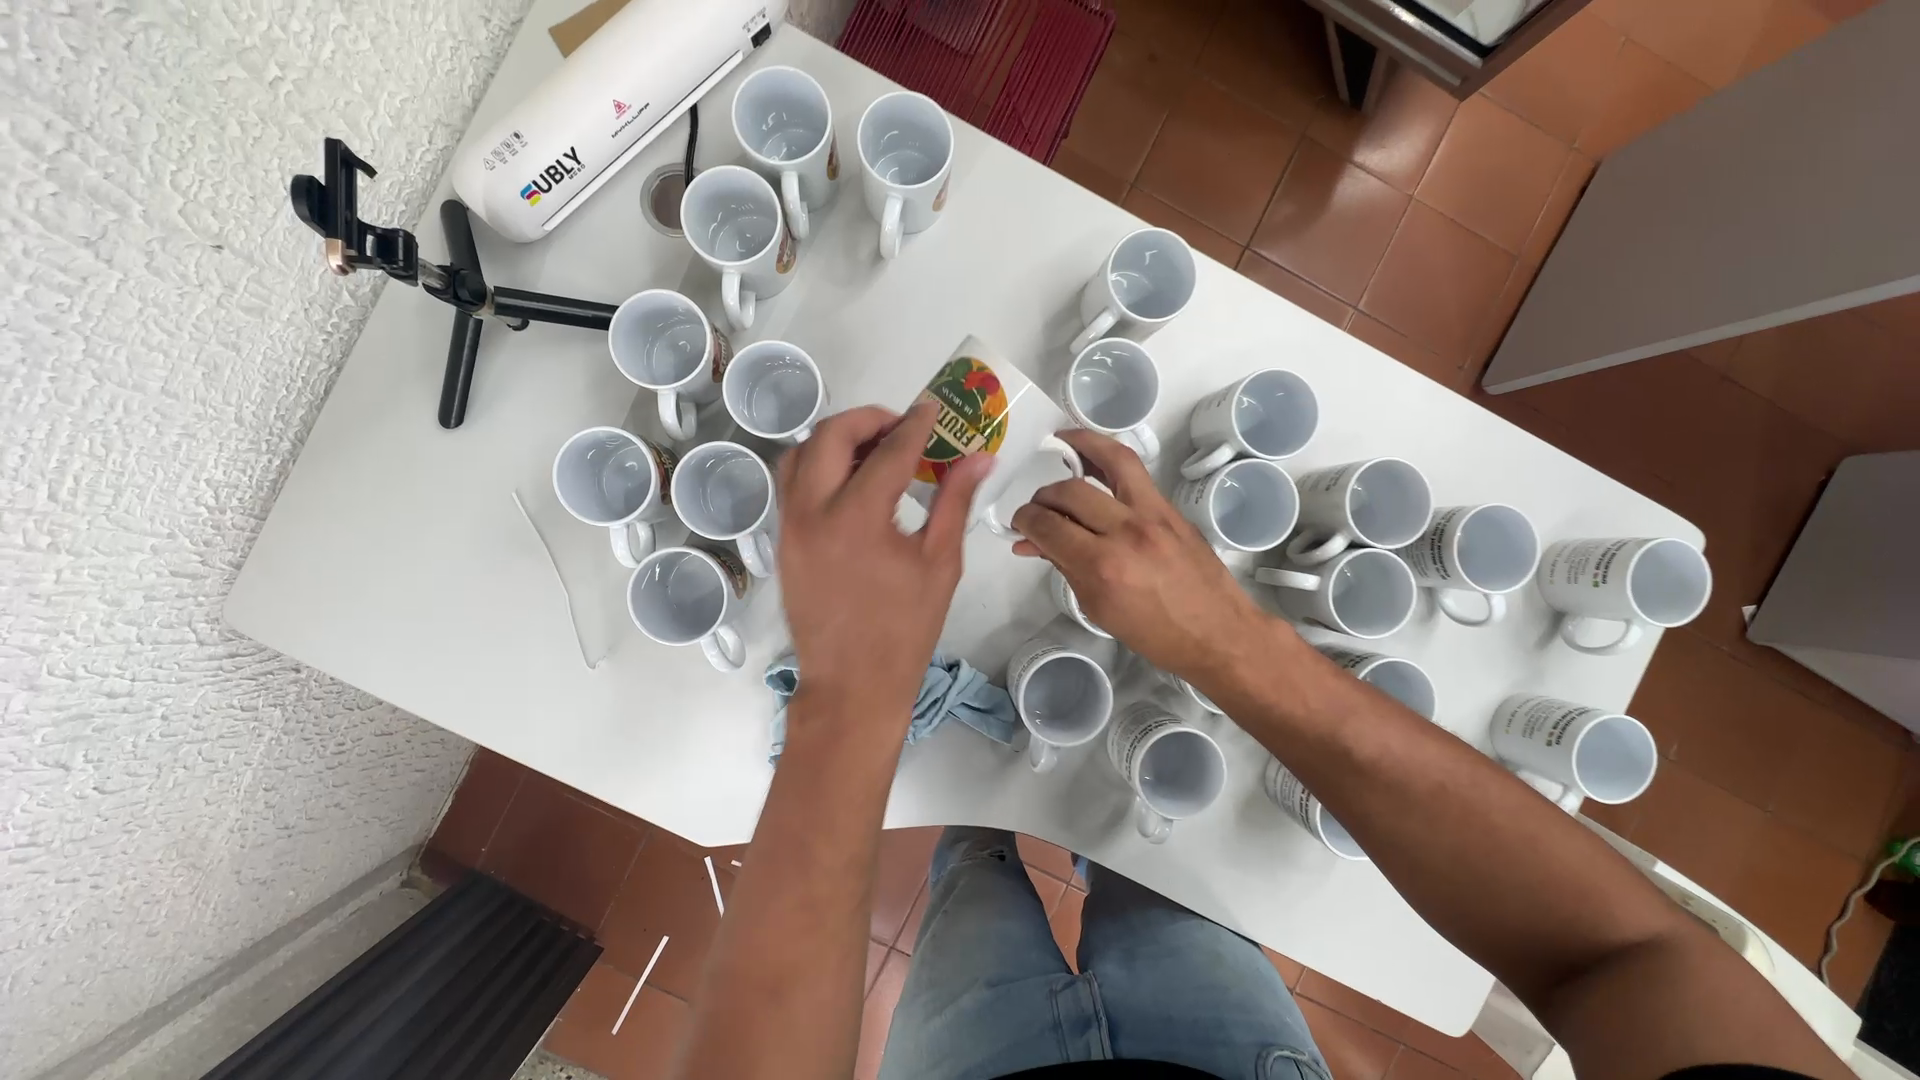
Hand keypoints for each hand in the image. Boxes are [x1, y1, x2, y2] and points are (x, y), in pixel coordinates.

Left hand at [777, 403, 992, 716]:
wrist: (851, 684)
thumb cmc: (904, 629)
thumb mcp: (939, 563)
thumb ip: (955, 501)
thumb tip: (979, 458)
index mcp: (857, 518)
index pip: (889, 451)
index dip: (915, 425)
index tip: (932, 411)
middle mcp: (812, 511)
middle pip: (831, 435)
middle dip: (869, 420)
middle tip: (902, 428)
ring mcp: (789, 525)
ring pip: (800, 453)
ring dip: (836, 438)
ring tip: (874, 448)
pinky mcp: (781, 540)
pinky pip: (791, 482)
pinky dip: (816, 464)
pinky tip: (849, 479)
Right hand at [1009, 429, 1293, 687]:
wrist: (1217, 633)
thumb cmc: (1154, 634)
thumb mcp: (1098, 607)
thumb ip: (1064, 566)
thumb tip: (1034, 542)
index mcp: (1103, 566)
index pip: (1049, 526)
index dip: (1025, 520)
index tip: (1020, 523)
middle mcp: (1127, 532)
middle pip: (1071, 491)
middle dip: (1044, 496)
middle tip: (1038, 508)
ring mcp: (1154, 515)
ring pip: (1113, 459)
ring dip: (1082, 445)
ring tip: (1062, 442)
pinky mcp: (1171, 509)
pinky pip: (1135, 471)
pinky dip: (1108, 460)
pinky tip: (1093, 463)